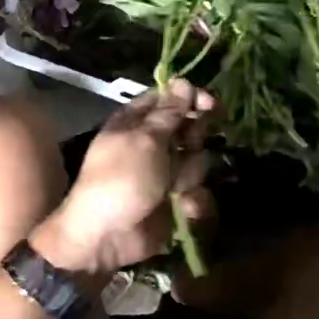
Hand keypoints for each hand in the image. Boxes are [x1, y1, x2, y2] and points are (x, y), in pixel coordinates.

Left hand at [30, 79, 216, 275]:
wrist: (106, 236)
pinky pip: (197, 193)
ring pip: (198, 162)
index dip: (190, 98)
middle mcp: (152, 144)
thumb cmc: (121, 179)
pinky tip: (181, 209)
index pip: (168, 98)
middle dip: (194, 140)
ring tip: (174, 189)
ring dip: (189, 176)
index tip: (211, 104)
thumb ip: (169, 113)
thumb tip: (184, 82)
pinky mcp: (174, 201)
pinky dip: (191, 203)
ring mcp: (164, 173)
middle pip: (189, 128)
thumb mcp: (145, 141)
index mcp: (135, 122)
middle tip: (188, 147)